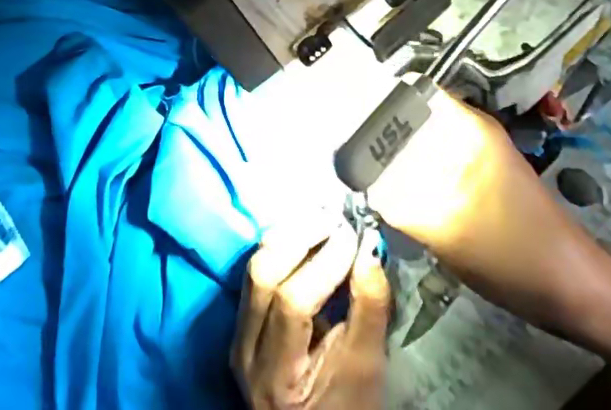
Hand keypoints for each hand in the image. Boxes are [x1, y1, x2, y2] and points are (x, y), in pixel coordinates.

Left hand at [233, 224, 390, 409]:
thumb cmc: (349, 406)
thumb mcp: (367, 364)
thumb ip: (369, 305)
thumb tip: (371, 245)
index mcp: (279, 373)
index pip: (293, 303)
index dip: (325, 263)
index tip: (355, 237)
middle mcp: (247, 352)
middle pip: (263, 275)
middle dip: (300, 237)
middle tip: (337, 219)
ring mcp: (239, 335)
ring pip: (255, 267)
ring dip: (289, 236)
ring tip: (324, 220)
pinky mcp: (243, 322)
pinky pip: (256, 272)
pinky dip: (282, 247)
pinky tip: (307, 234)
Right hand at [365, 91, 610, 336]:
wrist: (575, 291)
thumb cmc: (514, 255)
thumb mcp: (445, 230)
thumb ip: (398, 201)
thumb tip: (357, 180)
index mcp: (470, 127)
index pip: (410, 91)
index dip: (375, 96)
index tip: (340, 109)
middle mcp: (475, 129)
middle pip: (414, 114)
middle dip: (379, 126)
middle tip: (341, 142)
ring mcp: (481, 153)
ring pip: (426, 139)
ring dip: (396, 149)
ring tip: (358, 162)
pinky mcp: (483, 178)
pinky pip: (437, 161)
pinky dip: (414, 169)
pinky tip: (393, 188)